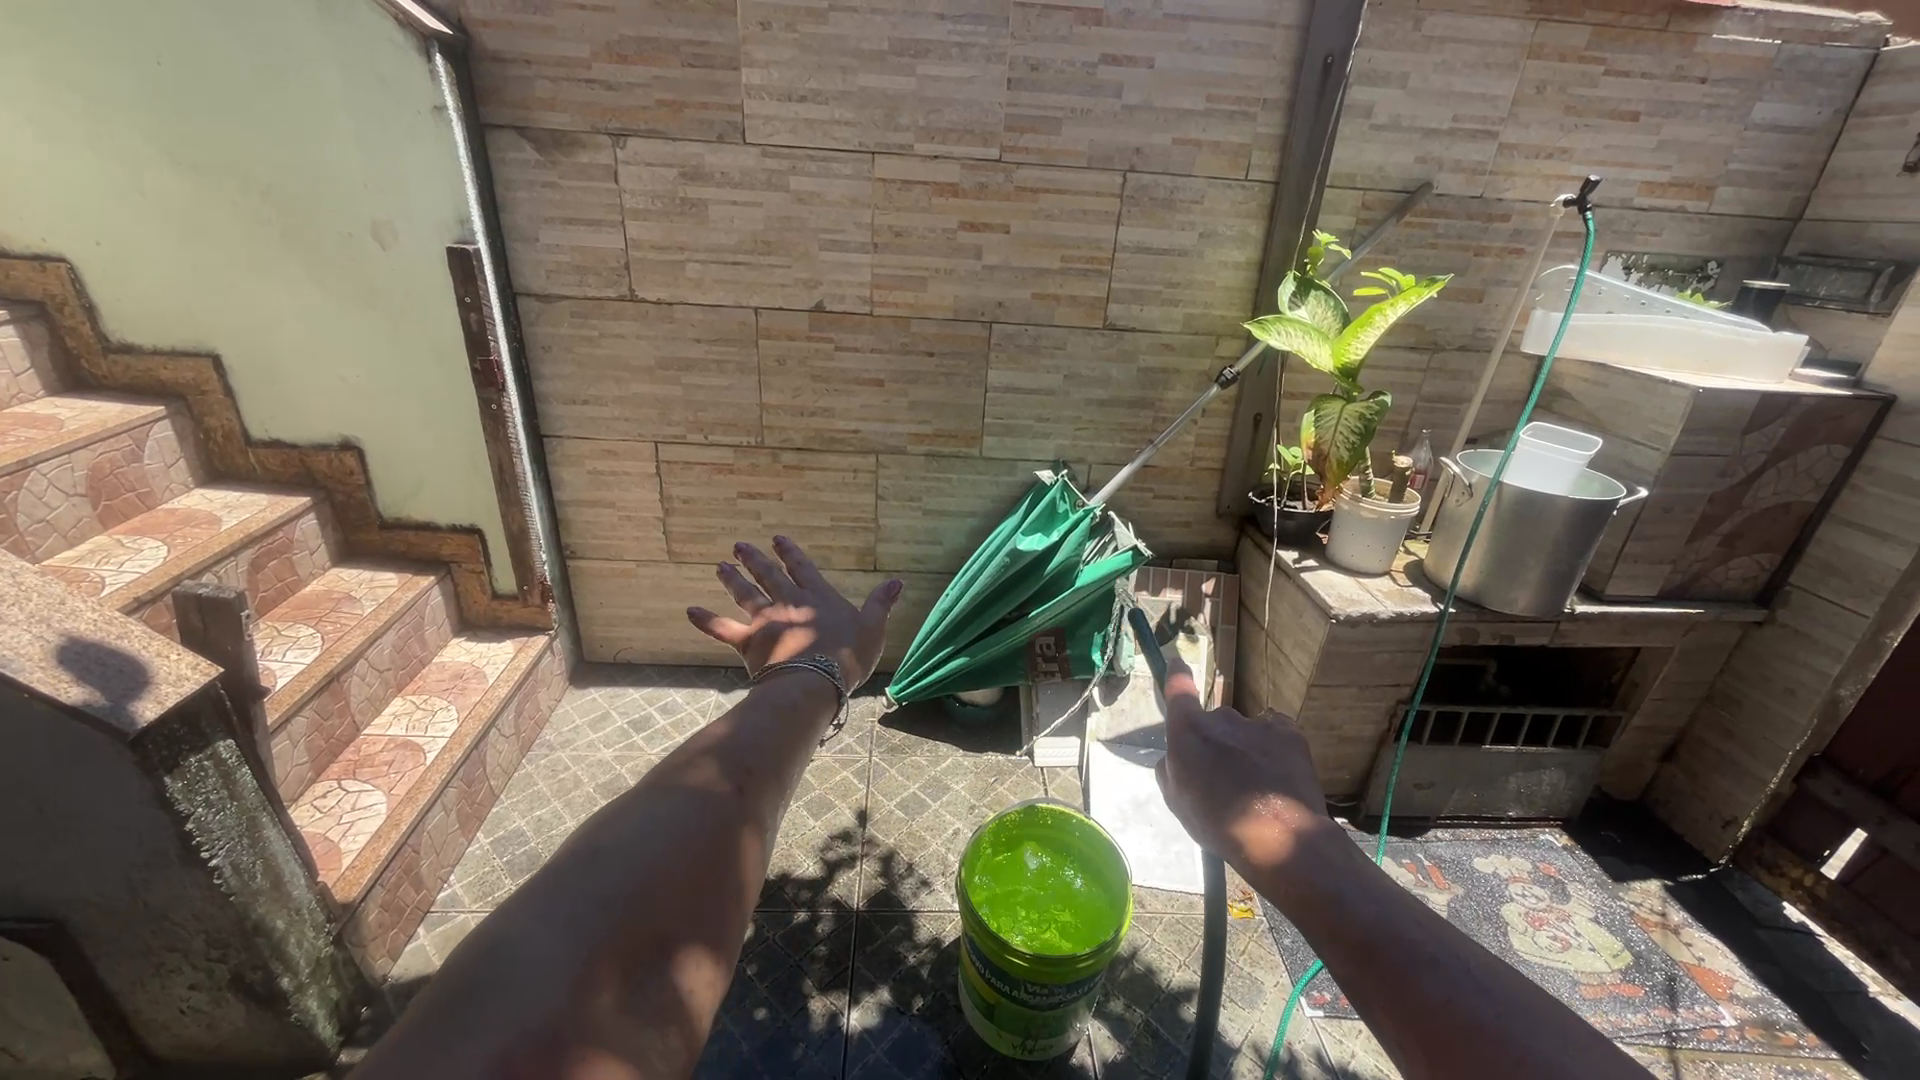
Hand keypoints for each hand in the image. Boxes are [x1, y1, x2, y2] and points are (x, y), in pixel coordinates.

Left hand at [687, 535, 901, 689]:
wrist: (814, 681)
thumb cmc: (847, 657)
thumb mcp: (873, 628)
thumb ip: (881, 603)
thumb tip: (898, 581)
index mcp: (819, 597)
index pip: (803, 568)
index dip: (791, 552)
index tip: (779, 539)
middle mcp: (789, 602)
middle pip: (769, 575)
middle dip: (756, 559)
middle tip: (739, 546)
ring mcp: (766, 620)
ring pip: (746, 594)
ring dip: (732, 579)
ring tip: (720, 566)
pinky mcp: (749, 641)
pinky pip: (723, 629)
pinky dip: (706, 621)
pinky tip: (690, 611)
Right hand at [1153, 653, 1344, 880]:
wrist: (1277, 835)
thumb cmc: (1215, 820)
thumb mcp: (1175, 800)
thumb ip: (1170, 768)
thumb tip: (1176, 756)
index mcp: (1189, 730)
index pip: (1178, 689)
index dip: (1177, 675)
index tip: (1178, 663)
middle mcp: (1222, 717)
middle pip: (1215, 723)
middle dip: (1217, 743)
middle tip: (1224, 779)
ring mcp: (1258, 723)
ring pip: (1246, 732)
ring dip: (1246, 750)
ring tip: (1257, 787)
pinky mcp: (1290, 734)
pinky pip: (1275, 734)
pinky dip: (1274, 750)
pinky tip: (1278, 777)